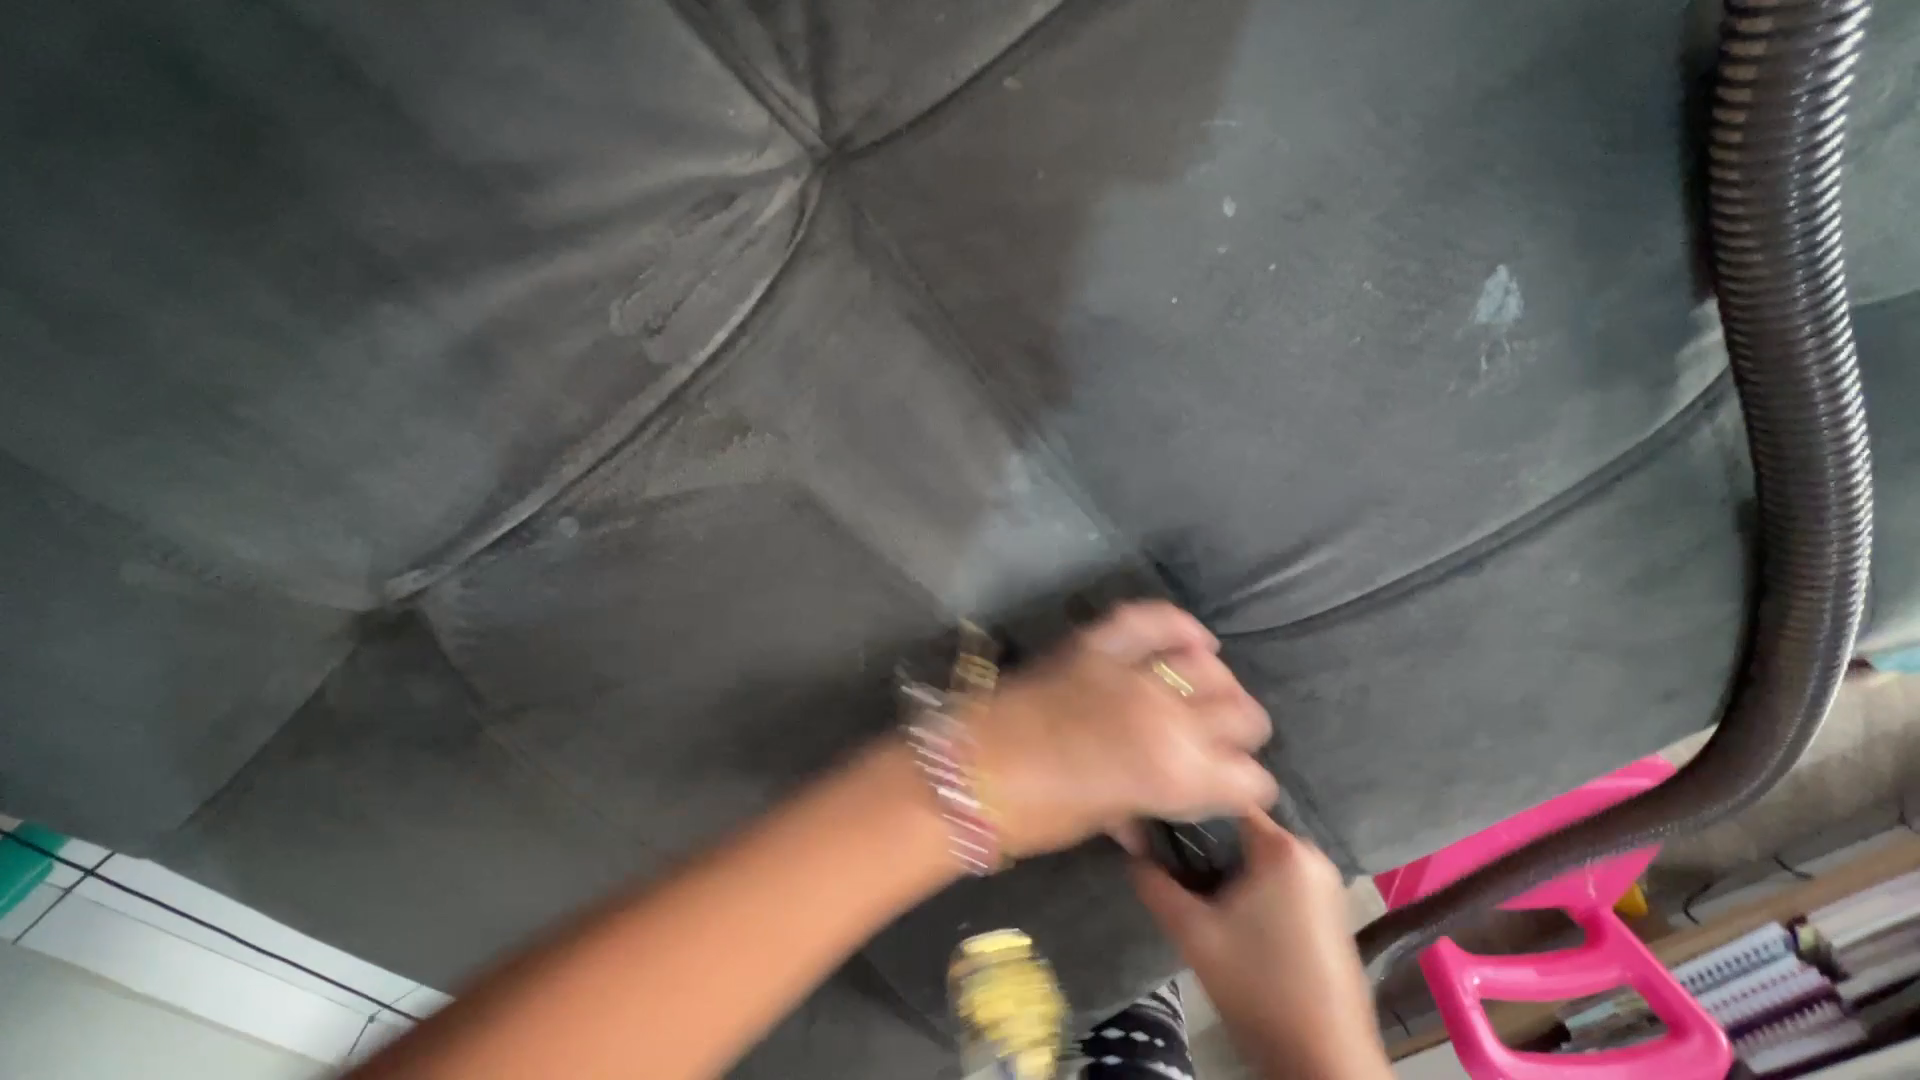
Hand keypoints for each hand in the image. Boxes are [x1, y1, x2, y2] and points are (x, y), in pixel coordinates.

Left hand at [966, 601, 1276, 858]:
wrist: (966, 772)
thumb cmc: (1034, 815)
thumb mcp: (1098, 822)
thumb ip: (1138, 813)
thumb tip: (1149, 823)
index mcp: (1175, 775)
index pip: (1248, 779)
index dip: (1248, 788)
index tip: (1239, 789)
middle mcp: (1169, 719)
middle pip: (1242, 716)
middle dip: (1242, 733)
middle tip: (1226, 742)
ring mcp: (1132, 674)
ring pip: (1208, 668)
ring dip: (1220, 686)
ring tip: (1213, 695)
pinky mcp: (1096, 645)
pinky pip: (1150, 621)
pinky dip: (1177, 625)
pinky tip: (1194, 638)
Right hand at [1131, 813, 1392, 1079]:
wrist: (1322, 1059)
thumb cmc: (1258, 986)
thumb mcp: (1192, 934)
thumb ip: (1155, 885)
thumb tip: (1132, 853)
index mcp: (1283, 848)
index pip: (1222, 801)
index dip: (1184, 808)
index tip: (1152, 821)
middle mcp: (1311, 853)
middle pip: (1240, 829)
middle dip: (1202, 842)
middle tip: (1163, 857)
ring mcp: (1325, 883)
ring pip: (1257, 856)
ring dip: (1224, 866)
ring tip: (1186, 881)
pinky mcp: (1329, 910)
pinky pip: (1278, 877)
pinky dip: (1249, 884)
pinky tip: (1223, 908)